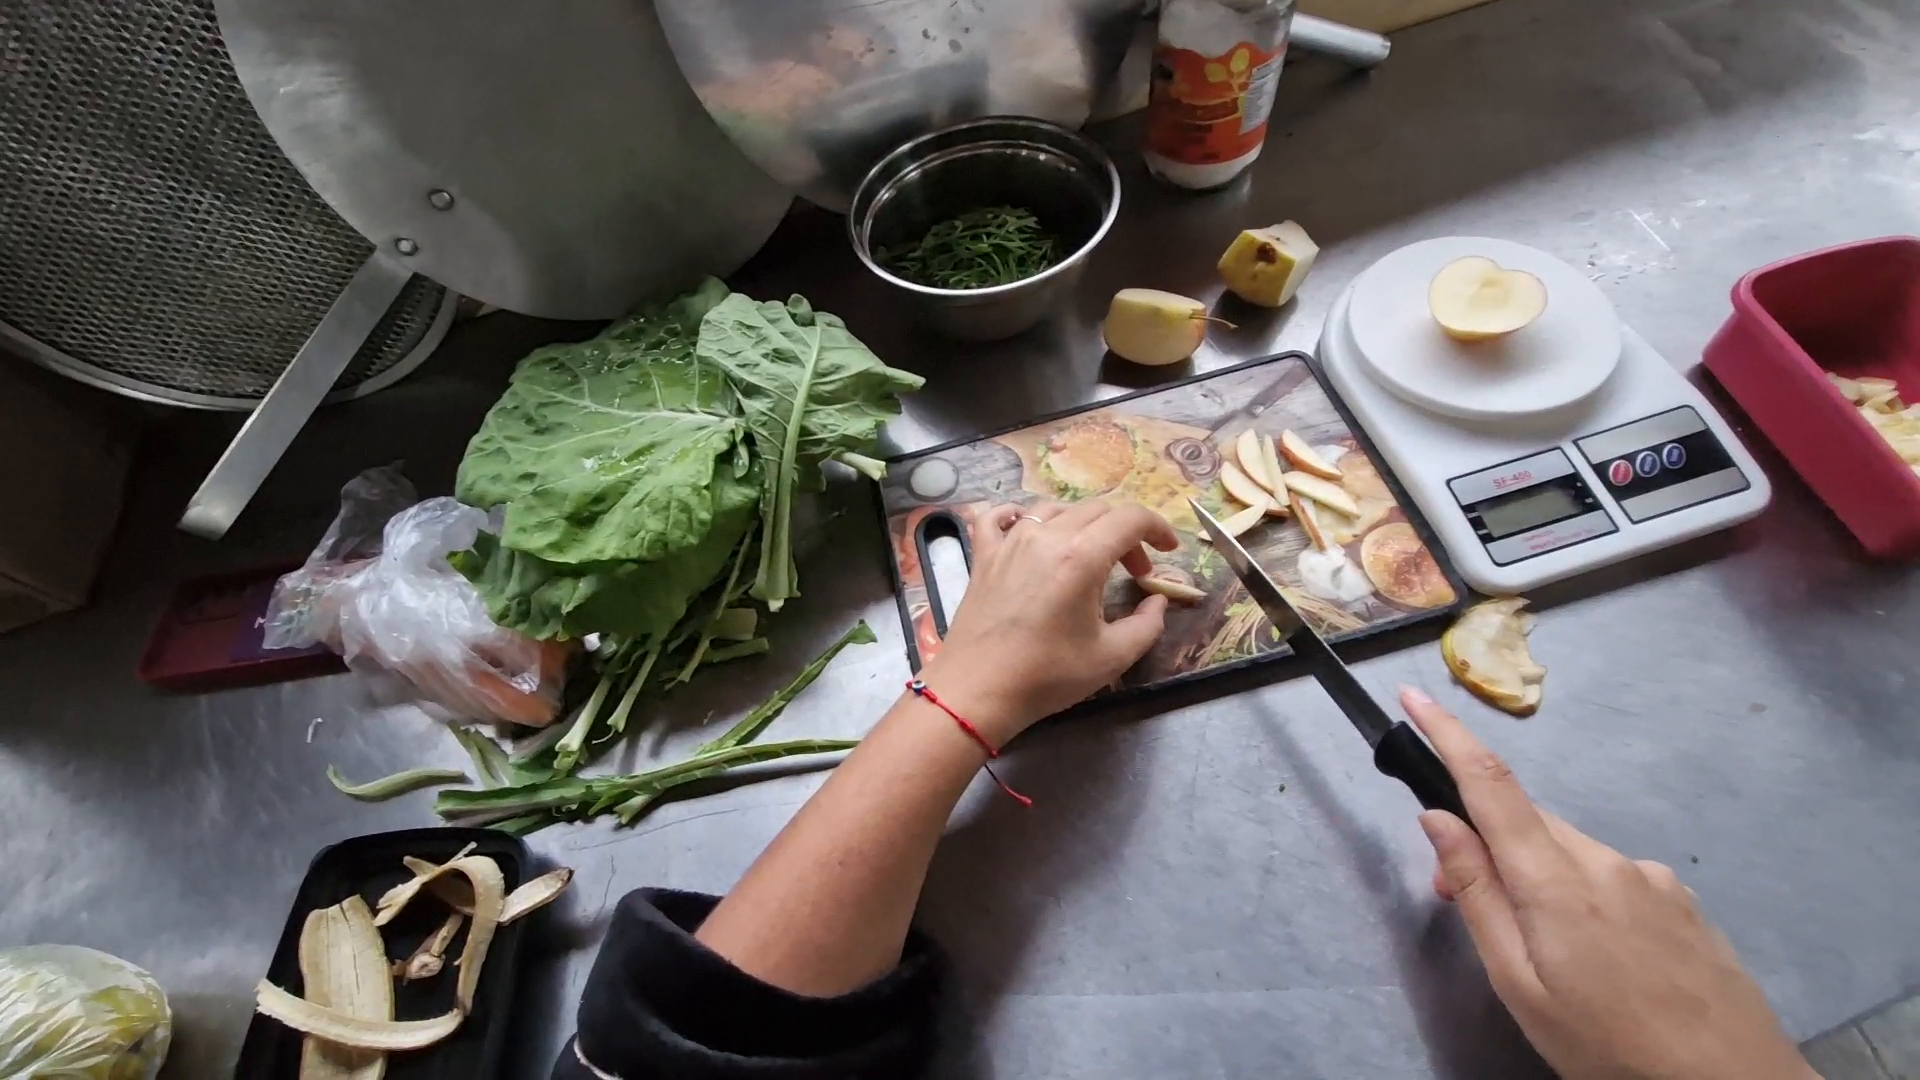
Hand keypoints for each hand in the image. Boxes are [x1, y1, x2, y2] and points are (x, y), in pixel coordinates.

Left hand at [916, 500, 1179, 745]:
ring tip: (1090, 557)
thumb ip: (1148, 623)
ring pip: (1055, 509)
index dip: (1157, 528)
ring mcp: (1010, 541)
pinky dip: (1018, 514)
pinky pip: (998, 517)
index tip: (1168, 550)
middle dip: (1125, 534)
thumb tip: (1158, 600)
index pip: (1130, 518)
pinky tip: (1027, 529)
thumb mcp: (1113, 656)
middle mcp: (1046, 536)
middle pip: (1097, 510)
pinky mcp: (983, 555)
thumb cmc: (1048, 675)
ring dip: (1083, 525)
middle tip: (1133, 571)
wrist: (977, 690)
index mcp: (1082, 556)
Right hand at [1401, 688, 1814, 1079]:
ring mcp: (1651, 877)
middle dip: (1480, 840)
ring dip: (1530, 870)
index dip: (1447, 732)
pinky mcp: (1682, 900)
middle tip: (1456, 895)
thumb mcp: (1518, 982)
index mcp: (1556, 880)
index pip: (1489, 783)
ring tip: (1537, 941)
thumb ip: (1475, 891)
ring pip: (1562, 846)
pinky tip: (1595, 950)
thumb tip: (1437, 818)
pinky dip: (1576, 887)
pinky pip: (1606, 871)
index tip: (1414, 696)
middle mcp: (1606, 860)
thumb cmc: (1609, 1048)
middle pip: (1521, 819)